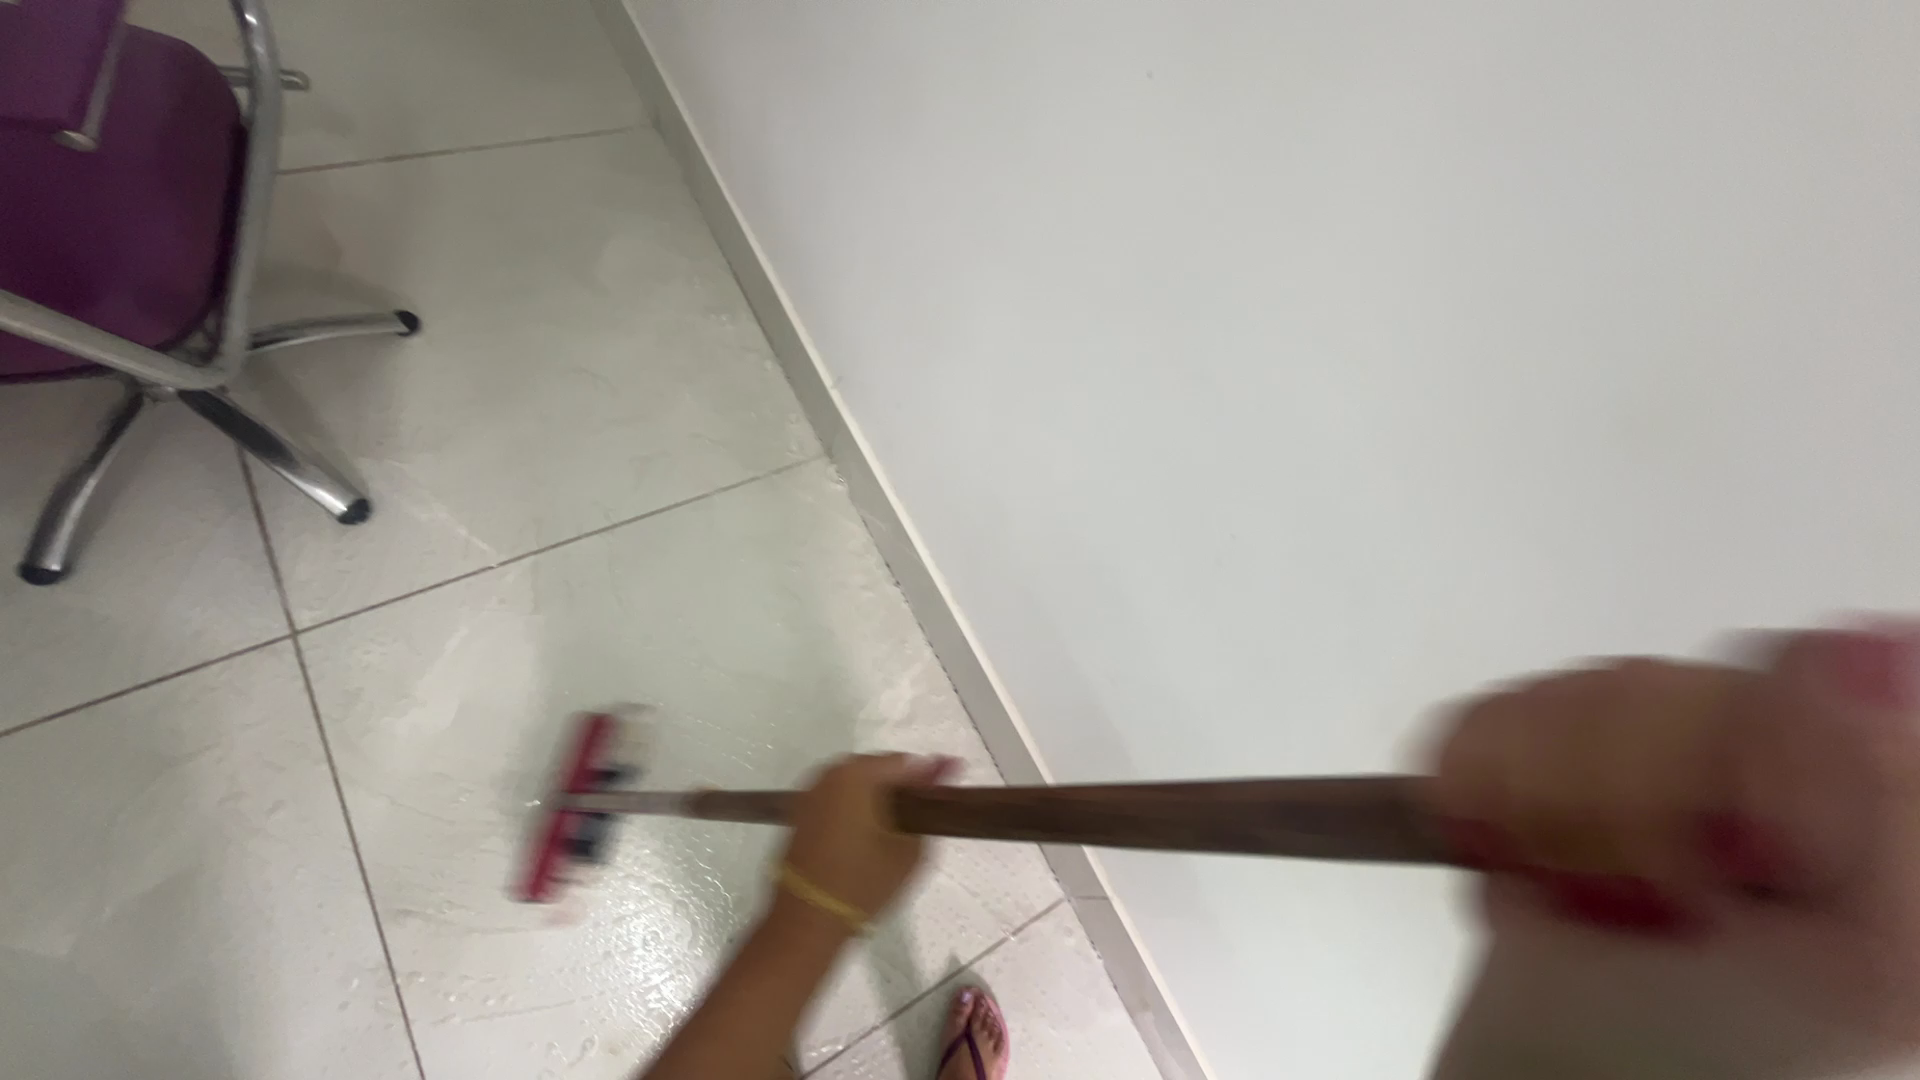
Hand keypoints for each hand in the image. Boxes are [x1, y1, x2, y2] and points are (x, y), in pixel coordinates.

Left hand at [774, 753, 959, 932]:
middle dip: (902, 784)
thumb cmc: (863, 883)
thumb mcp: (910, 851)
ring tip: (898, 823)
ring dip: (878, 795)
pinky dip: (855, 807)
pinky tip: (869, 831)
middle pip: (878, 769)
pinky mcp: (799, 814)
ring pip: (856, 783)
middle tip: (924, 809)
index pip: (905, 763)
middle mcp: (830, 774)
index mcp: (857, 775)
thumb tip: (939, 782)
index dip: (930, 774)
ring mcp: (810, 793)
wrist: (805, 922)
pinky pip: (837, 799)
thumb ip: (928, 810)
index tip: (950, 782)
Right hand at [1426, 624, 1919, 1077]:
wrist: (1558, 1075)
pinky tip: (1507, 840)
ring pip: (1564, 691)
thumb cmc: (1710, 1056)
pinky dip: (1475, 778)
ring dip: (1539, 799)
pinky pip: (1487, 709)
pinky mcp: (1535, 757)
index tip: (1732, 850)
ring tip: (1563, 879)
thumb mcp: (1865, 966)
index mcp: (1855, 794)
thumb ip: (1885, 797)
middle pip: (1656, 682)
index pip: (1797, 669)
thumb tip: (1876, 638)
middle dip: (1617, 800)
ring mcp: (1633, 755)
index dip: (1742, 743)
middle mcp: (1751, 758)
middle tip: (1634, 897)